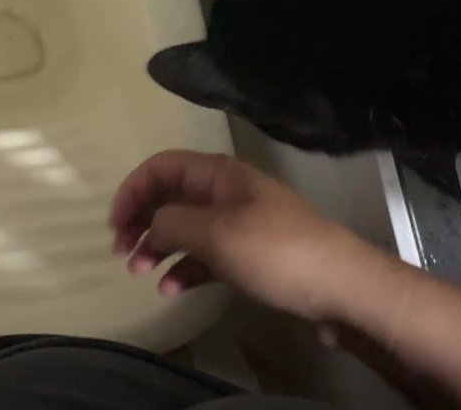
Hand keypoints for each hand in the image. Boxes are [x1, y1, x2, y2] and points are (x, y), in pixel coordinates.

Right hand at [108, 150, 378, 321]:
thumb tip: (151, 223)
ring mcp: (238, 225)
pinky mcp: (250, 257)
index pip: (161, 167)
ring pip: (184, 228)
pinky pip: (205, 256)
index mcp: (218, 174)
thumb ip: (173, 222)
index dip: (132, 190)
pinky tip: (171, 290)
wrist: (345, 291)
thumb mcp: (217, 233)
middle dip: (141, 220)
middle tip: (120, 250)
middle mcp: (225, 193)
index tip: (115, 224)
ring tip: (140, 272)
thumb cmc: (278, 251)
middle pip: (169, 197)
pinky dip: (184, 269)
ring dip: (158, 247)